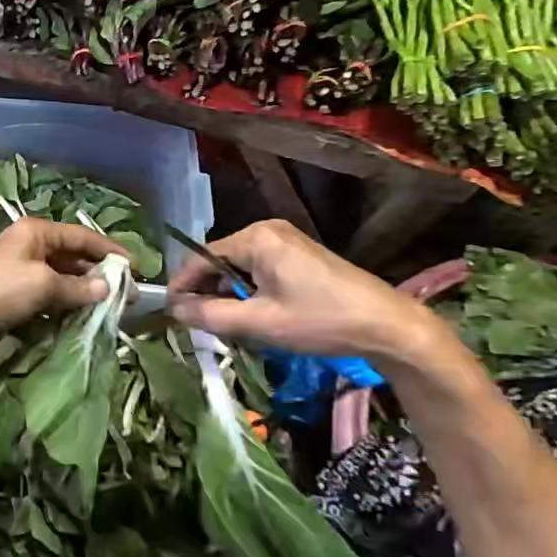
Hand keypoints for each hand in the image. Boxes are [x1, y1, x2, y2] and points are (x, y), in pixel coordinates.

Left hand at [0, 219, 124, 374]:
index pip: (82, 236)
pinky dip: (67, 303)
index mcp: (36, 232)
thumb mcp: (44, 284)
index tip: (135, 267)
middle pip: (74, 256)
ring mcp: (23, 270)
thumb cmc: (1, 290)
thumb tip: (107, 288)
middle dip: (100, 274)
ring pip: (63, 278)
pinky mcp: (17, 293)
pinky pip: (50, 295)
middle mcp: (31, 246)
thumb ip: (78, 287)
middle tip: (127, 295)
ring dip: (85, 291)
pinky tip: (84, 316)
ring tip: (111, 307)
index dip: (109, 250)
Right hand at [166, 220, 448, 365]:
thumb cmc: (320, 320)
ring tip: (225, 323)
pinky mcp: (298, 254)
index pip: (200, 257)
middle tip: (198, 323)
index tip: (168, 311)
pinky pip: (257, 268)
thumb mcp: (259, 323)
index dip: (181, 285)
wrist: (388, 326)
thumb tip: (174, 310)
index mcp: (255, 238)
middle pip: (218, 260)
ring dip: (227, 294)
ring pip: (237, 266)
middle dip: (206, 291)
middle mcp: (267, 230)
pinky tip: (251, 314)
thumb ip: (210, 315)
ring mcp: (285, 240)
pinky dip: (247, 290)